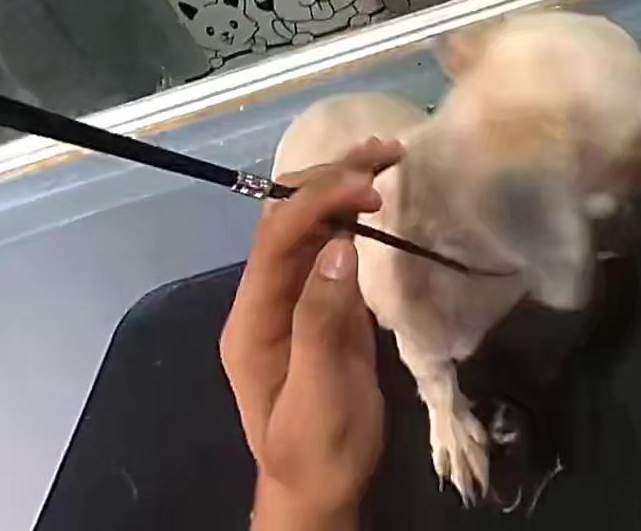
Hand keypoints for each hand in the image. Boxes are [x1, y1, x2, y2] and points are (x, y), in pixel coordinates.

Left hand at [220, 139, 401, 529]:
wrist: (321, 486)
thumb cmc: (319, 450)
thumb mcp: (319, 399)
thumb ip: (322, 322)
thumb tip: (340, 245)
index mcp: (253, 317)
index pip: (276, 237)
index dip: (319, 201)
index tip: (371, 189)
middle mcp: (265, 292)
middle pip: (286, 213)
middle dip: (331, 175)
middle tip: (386, 154)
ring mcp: (290, 288)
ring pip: (307, 215)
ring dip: (342, 177)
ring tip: (387, 154)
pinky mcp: (316, 290)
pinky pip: (328, 233)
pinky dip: (351, 203)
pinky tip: (376, 188)